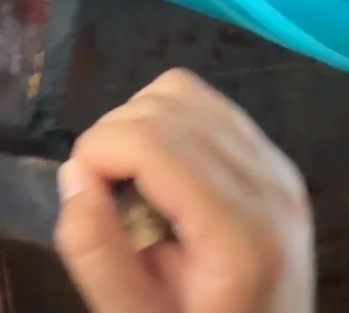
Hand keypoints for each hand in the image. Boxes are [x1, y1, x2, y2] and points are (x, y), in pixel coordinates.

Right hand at [55, 69, 312, 312]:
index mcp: (244, 234)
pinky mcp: (269, 155)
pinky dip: (161, 117)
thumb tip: (73, 172)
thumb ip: (98, 257)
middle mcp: (270, 186)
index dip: (96, 153)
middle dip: (109, 140)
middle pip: (158, 110)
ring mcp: (275, 164)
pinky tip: (160, 167)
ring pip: (175, 92)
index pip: (150, 140)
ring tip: (132, 182)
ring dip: (133, 125)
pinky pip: (198, 99)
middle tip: (104, 199)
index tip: (84, 198)